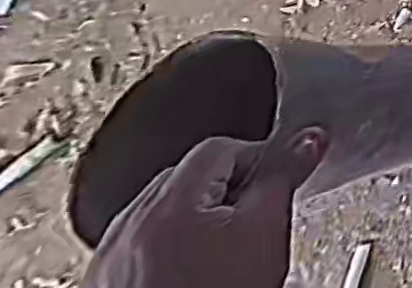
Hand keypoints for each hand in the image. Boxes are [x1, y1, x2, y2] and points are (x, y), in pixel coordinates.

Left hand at [82, 129, 325, 287]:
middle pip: (188, 174)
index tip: (275, 179)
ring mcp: (107, 262)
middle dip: (228, 184)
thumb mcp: (266, 227)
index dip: (257, 157)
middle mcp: (126, 230)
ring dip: (200, 212)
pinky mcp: (102, 286)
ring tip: (226, 243)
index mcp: (167, 208)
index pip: (220, 148)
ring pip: (164, 208)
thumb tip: (308, 138)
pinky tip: (196, 267)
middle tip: (255, 209)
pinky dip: (173, 242)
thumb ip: (285, 172)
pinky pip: (143, 241)